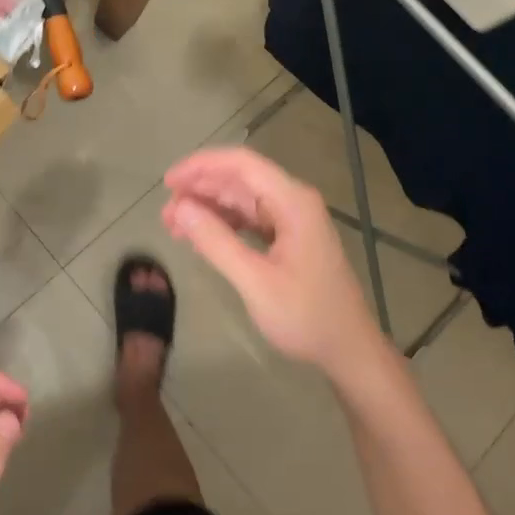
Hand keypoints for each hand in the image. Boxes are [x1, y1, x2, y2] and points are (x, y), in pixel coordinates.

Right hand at [162, 147, 382, 373]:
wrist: (349, 350)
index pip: (241, 163)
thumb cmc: (306, 316)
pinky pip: (251, 219)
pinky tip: (202, 237)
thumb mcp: (256, 282)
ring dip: (209, 207)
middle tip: (165, 212)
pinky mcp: (290, 239)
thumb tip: (179, 208)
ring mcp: (293, 220)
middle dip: (200, 189)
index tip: (168, 182)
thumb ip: (217, 242)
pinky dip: (224, 224)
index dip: (201, 166)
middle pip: (240, 179)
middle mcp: (294, 202)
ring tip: (175, 225)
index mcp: (292, 202)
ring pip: (243, 199)